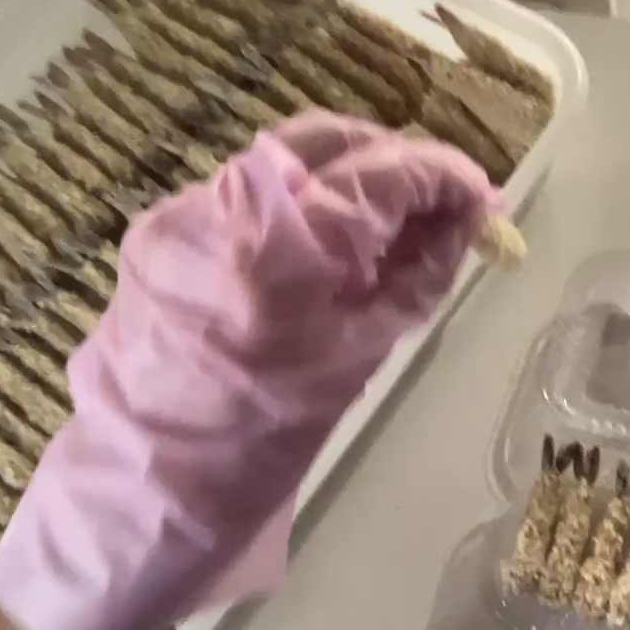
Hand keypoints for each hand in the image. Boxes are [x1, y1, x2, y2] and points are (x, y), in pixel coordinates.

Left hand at [0, 113, 496, 629]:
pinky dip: (312, 205)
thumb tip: (462, 227)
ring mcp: (185, 210)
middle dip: (399, 165)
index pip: (381, 172)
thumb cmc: (265, 445)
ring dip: (357, 180)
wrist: (145, 488)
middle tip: (446, 206)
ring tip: (400, 227)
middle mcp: (226, 205)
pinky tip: (337, 248)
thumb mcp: (360, 361)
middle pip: (332, 141)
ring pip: (291, 159)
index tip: (484, 197)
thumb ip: (415, 280)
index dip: (443, 175)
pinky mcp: (165, 229)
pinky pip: (257, 192)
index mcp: (284, 251)